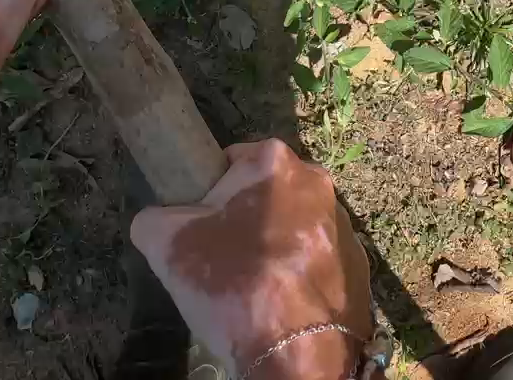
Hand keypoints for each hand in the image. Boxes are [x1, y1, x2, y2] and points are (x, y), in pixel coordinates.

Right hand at [131, 140, 371, 379]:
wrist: (296, 352)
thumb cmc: (232, 282)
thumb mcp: (168, 245)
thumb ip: (154, 219)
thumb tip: (154, 220)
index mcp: (274, 160)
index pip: (233, 161)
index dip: (211, 193)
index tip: (201, 226)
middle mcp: (316, 179)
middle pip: (266, 192)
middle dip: (245, 218)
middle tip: (222, 258)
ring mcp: (343, 221)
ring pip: (295, 224)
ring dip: (275, 245)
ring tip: (252, 286)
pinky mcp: (358, 261)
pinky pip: (318, 259)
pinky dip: (300, 274)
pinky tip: (282, 303)